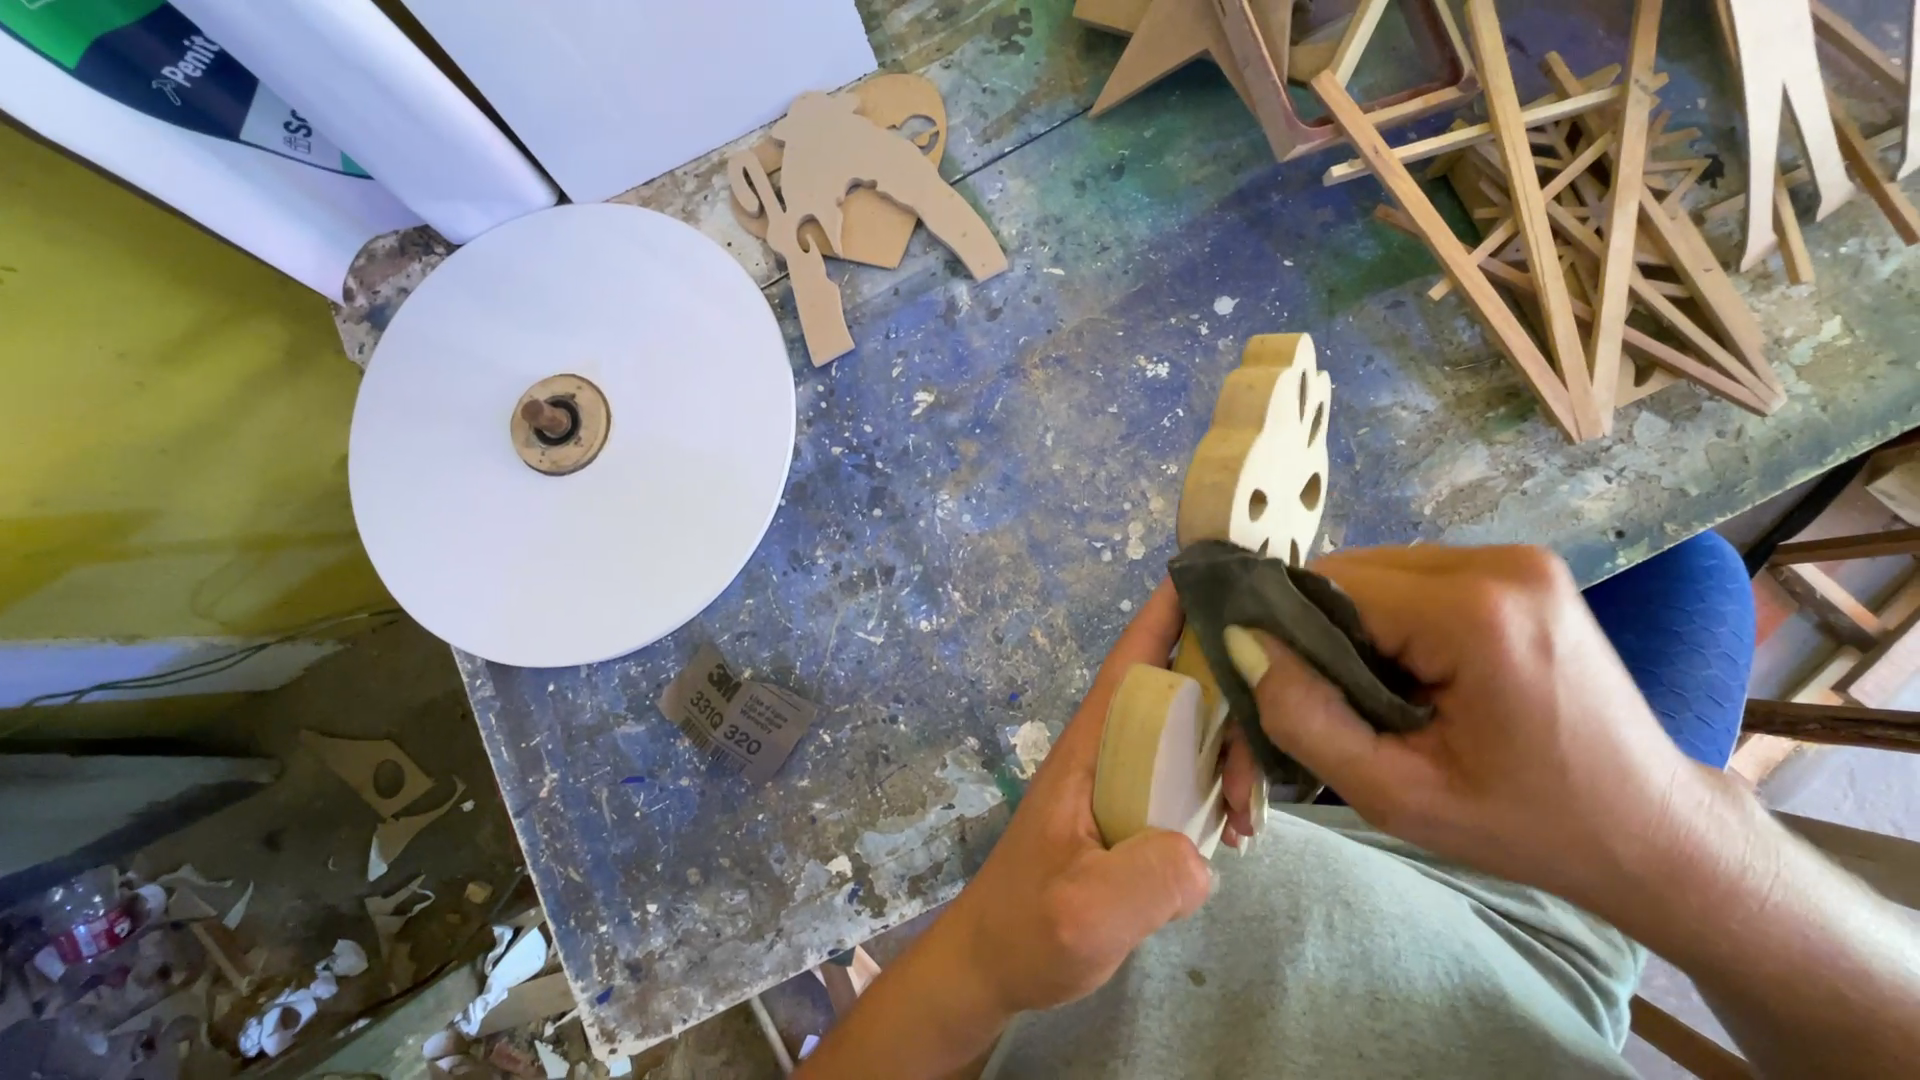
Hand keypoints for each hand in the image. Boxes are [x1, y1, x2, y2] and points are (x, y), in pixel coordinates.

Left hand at [938, 579, 1214, 1014]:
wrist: (998, 964)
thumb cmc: (1027, 928)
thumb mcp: (1084, 913)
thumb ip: (1145, 880)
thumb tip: (1202, 853)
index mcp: (1092, 744)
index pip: (1133, 658)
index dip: (1170, 611)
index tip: (1221, 571)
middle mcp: (1112, 747)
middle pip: (1182, 690)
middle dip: (1235, 702)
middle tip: (1267, 768)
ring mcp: (1126, 779)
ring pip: (1196, 735)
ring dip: (1235, 759)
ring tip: (1249, 821)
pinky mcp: (1138, 812)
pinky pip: (1193, 779)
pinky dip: (1223, 794)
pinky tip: (1237, 835)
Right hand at [1221, 545, 1707, 905]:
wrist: (1652, 831)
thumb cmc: (1526, 824)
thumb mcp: (1395, 794)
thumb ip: (1305, 719)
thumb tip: (1246, 648)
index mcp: (1475, 613)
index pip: (1328, 589)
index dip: (1291, 638)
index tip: (1294, 696)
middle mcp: (1498, 562)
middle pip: (1350, 573)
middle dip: (1322, 633)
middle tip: (1339, 703)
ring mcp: (1516, 558)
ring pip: (1376, 572)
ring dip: (1355, 626)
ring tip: (1380, 693)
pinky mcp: (1521, 569)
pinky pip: (1413, 578)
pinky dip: (1391, 619)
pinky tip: (1413, 672)